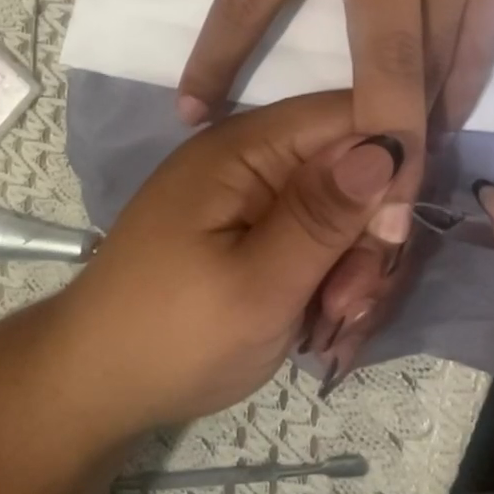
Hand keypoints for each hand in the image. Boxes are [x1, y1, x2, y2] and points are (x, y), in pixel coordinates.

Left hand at [50, 92, 412, 432]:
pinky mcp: (248, 232)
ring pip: (338, 214)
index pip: (345, 113)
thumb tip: (387, 143)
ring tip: (326, 327)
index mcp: (241, 149)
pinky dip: (327, 282)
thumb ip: (322, 215)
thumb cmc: (174, 334)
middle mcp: (246, 159)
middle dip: (366, 239)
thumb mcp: (258, 283)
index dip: (390, 163)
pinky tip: (317, 327)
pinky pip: (312, 240)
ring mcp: (246, 197)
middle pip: (348, 170)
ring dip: (350, 272)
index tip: (394, 236)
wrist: (99, 380)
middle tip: (347, 306)